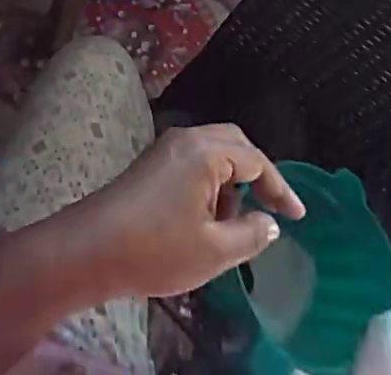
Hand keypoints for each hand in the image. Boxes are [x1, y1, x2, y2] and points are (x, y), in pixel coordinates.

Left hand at [57, 124, 306, 297]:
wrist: (93, 246)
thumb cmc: (157, 248)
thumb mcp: (216, 251)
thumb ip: (251, 234)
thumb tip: (269, 221)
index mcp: (205, 152)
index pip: (256, 159)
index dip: (280, 188)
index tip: (298, 216)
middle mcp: (185, 139)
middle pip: (234, 143)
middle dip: (256, 175)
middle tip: (270, 209)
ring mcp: (165, 148)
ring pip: (212, 153)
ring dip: (230, 182)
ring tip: (229, 226)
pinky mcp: (152, 163)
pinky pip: (192, 162)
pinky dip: (209, 184)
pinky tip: (204, 221)